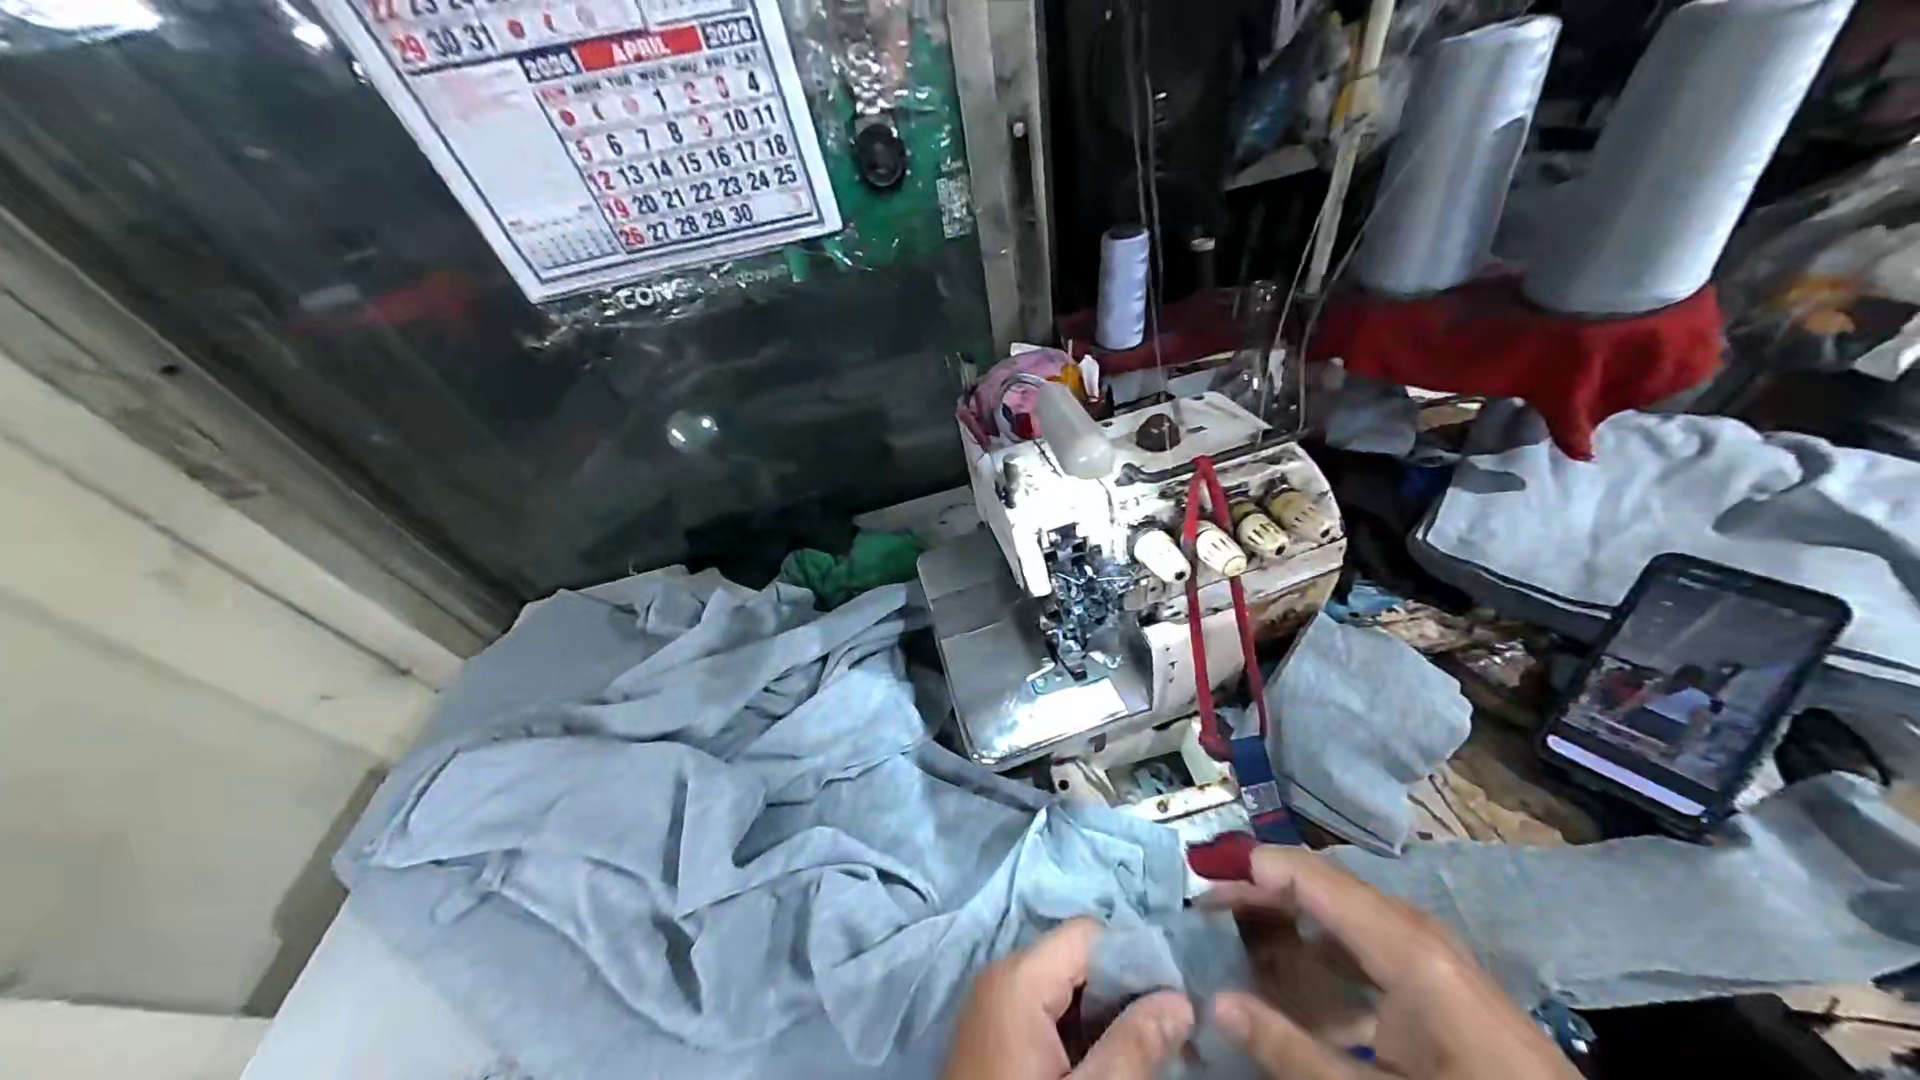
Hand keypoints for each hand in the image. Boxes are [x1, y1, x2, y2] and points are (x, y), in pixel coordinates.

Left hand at [943, 918, 1194, 1079]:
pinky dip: (1080, 1029)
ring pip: (1065, 986)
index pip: (1089, 934)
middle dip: (1124, 989)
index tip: (1175, 998)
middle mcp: (1003, 976)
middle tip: (1168, 1029)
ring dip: (1106, 1013)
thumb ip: (1135, 1044)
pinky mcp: (996, 1033)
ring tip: (1145, 1047)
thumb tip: (1180, 1001)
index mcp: (1019, 977)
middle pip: (1077, 957)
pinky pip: (1046, 1011)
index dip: (1135, 959)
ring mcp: (995, 1004)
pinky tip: (1106, 1061)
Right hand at [1204, 847, 1579, 1079]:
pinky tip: (1297, 975)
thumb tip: (1215, 1002)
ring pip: (1343, 913)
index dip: (1254, 868)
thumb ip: (1290, 1051)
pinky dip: (1321, 946)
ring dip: (1289, 917)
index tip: (1202, 878)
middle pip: (1323, 887)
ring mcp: (1433, 956)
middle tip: (1206, 905)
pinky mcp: (1440, 983)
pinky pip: (1365, 942)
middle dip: (1262, 891)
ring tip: (1237, 928)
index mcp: (1405, 948)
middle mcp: (1416, 934)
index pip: (1314, 877)